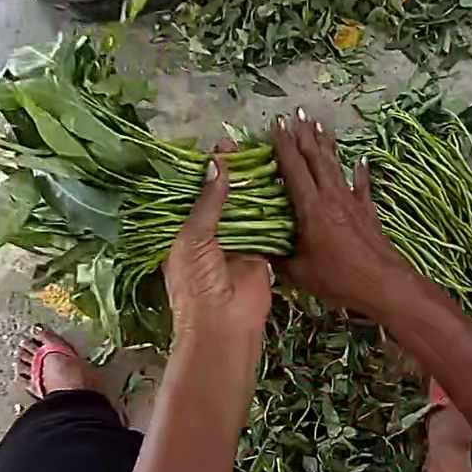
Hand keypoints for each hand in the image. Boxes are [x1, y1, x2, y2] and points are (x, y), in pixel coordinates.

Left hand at [163, 150, 271, 348]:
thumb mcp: (193, 238)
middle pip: (225, 198)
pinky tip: (285, 186)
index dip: (209, 171)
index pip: (197, 193)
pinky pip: (270, 227)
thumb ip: (208, 202)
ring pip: (249, 209)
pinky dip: (277, 210)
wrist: (223, 324)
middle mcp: (212, 234)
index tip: (224, 147)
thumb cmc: (197, 283)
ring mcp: (239, 243)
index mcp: (186, 231)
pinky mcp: (262, 253)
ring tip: (271, 160)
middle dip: (236, 176)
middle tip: (252, 148)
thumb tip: (216, 164)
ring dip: (258, 189)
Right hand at [270, 113, 420, 318]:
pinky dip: (360, 171)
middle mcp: (332, 198)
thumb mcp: (299, 272)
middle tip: (295, 114)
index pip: (294, 169)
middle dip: (304, 135)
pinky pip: (362, 185)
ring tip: (319, 125)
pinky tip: (361, 159)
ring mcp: (352, 202)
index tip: (275, 126)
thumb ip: (278, 259)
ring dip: (326, 145)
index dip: (284, 146)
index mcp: (311, 208)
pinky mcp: (367, 212)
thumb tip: (257, 250)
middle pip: (316, 159)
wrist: (382, 283)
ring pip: (336, 166)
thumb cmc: (338, 279)